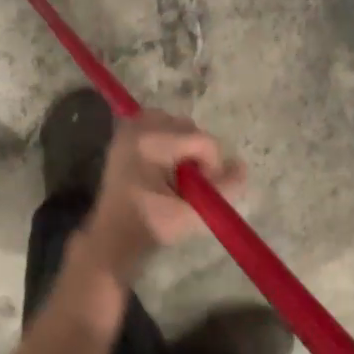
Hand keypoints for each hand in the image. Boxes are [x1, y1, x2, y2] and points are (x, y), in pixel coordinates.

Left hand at [85, 109, 245, 259]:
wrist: (113, 232)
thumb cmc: (151, 225)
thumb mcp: (194, 213)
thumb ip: (225, 188)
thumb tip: (240, 165)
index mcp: (151, 144)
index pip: (202, 139)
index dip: (213, 164)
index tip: (203, 188)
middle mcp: (137, 129)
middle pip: (186, 125)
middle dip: (197, 151)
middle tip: (190, 179)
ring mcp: (126, 131)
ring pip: (169, 121)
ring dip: (181, 142)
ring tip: (177, 171)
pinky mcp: (122, 137)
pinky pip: (152, 124)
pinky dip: (164, 138)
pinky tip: (163, 164)